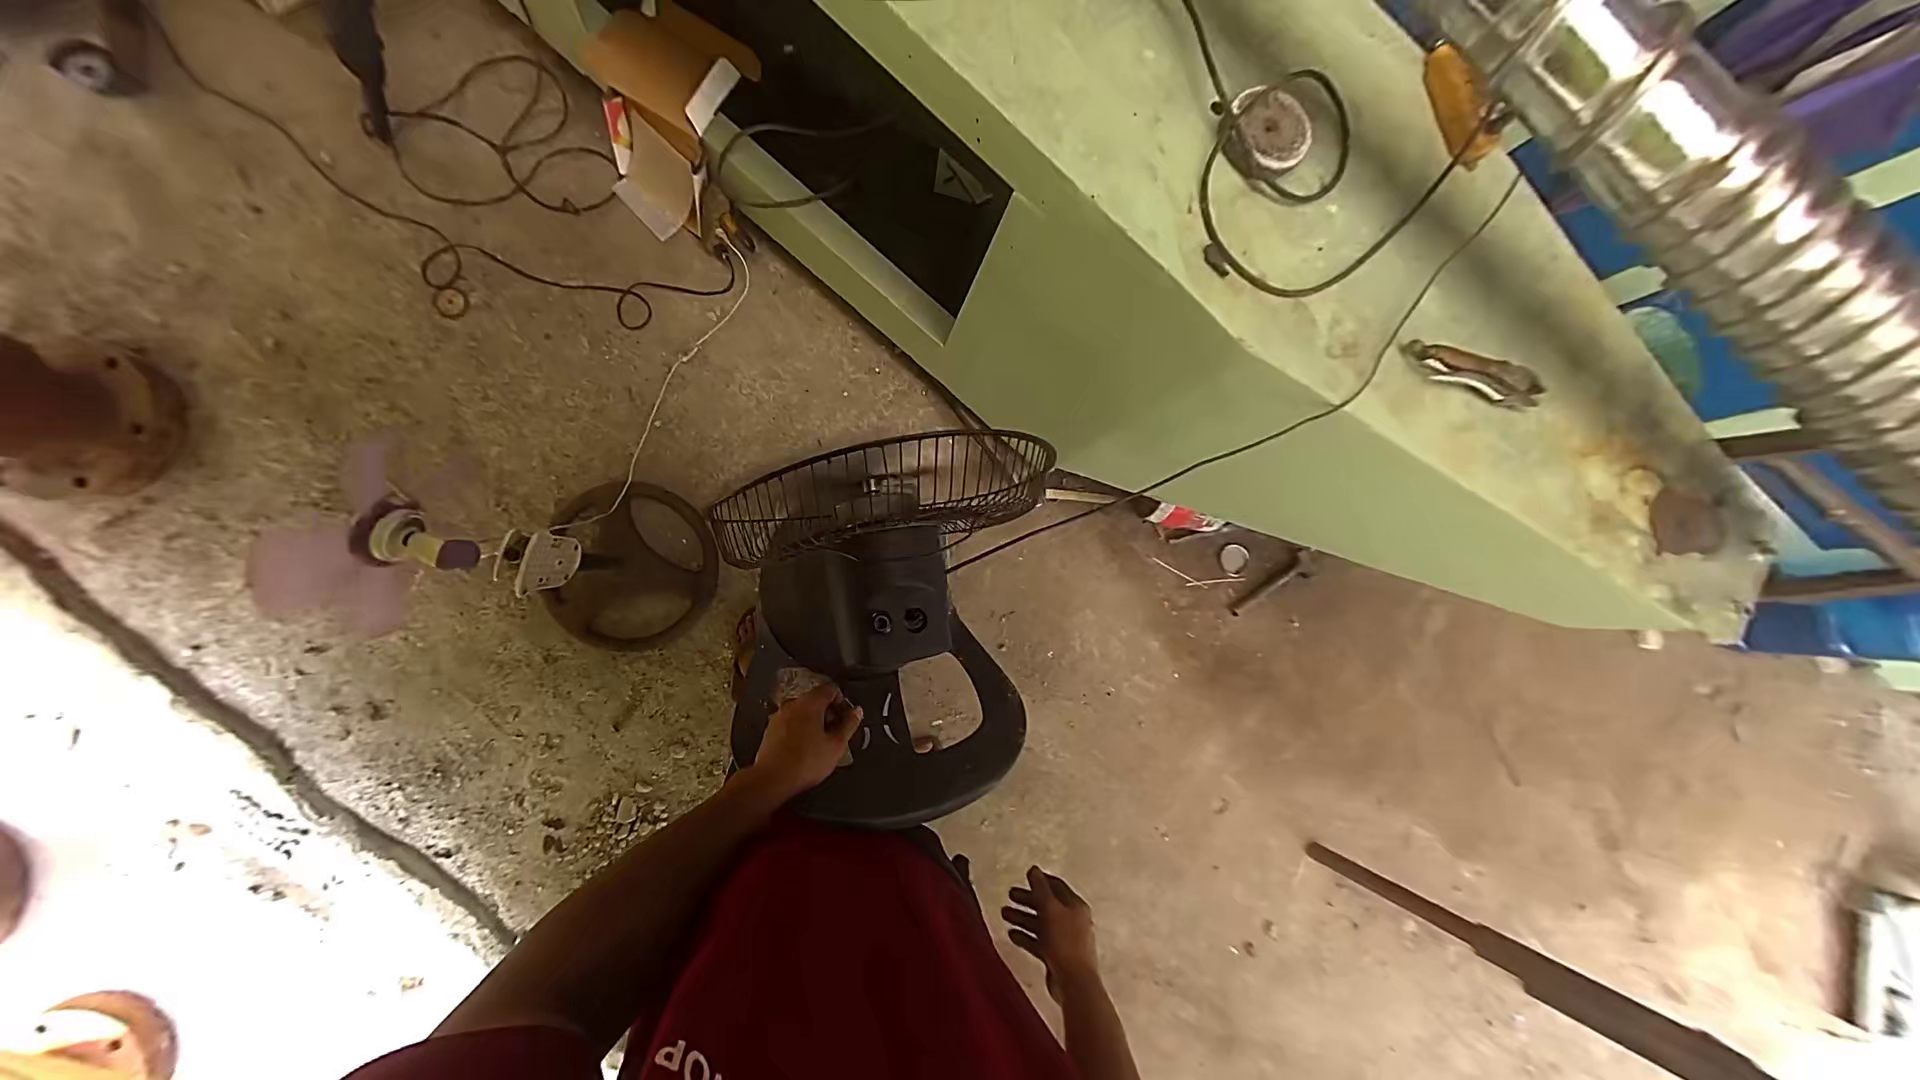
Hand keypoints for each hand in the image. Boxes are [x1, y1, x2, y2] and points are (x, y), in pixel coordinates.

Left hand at [744, 680, 861, 802]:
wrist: (771, 780)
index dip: (842, 702)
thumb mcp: (837, 745)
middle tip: (835, 732)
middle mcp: (793, 704)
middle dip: (829, 713)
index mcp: (811, 702)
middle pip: (817, 699)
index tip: (846, 717)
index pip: (831, 689)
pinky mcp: (771, 729)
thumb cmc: (804, 762)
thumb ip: (849, 724)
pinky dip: (799, 729)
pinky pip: (791, 722)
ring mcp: (779, 716)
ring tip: (820, 743)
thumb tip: (856, 712)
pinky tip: (804, 748)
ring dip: (814, 721)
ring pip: (803, 711)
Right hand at [1003, 866, 1099, 1002]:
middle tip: (1010, 895)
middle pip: (1047, 905)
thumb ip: (1040, 888)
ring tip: (1004, 913)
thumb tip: (1034, 869)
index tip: (1025, 877)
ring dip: (1023, 917)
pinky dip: (1026, 936)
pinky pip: (1038, 942)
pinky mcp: (1056, 957)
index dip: (1040, 880)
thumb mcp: (1051, 909)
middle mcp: (1071, 921)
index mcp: (1075, 906)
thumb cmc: (1065, 942)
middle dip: (1027, 899)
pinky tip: (1011, 934)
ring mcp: (1064, 940)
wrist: (1074, 984)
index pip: (1056, 887)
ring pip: (1040, 923)